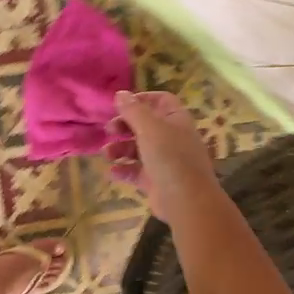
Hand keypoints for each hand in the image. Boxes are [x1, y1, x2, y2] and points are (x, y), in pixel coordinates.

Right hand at [106, 90, 223, 224]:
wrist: (185, 200)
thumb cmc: (170, 157)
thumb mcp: (150, 128)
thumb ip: (133, 110)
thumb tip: (120, 94)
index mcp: (176, 120)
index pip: (160, 100)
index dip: (141, 99)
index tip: (121, 105)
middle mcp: (171, 138)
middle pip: (145, 125)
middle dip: (125, 126)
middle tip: (109, 129)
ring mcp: (163, 160)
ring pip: (138, 149)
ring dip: (120, 148)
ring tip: (107, 154)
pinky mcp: (155, 181)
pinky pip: (135, 171)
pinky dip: (123, 170)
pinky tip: (112, 171)